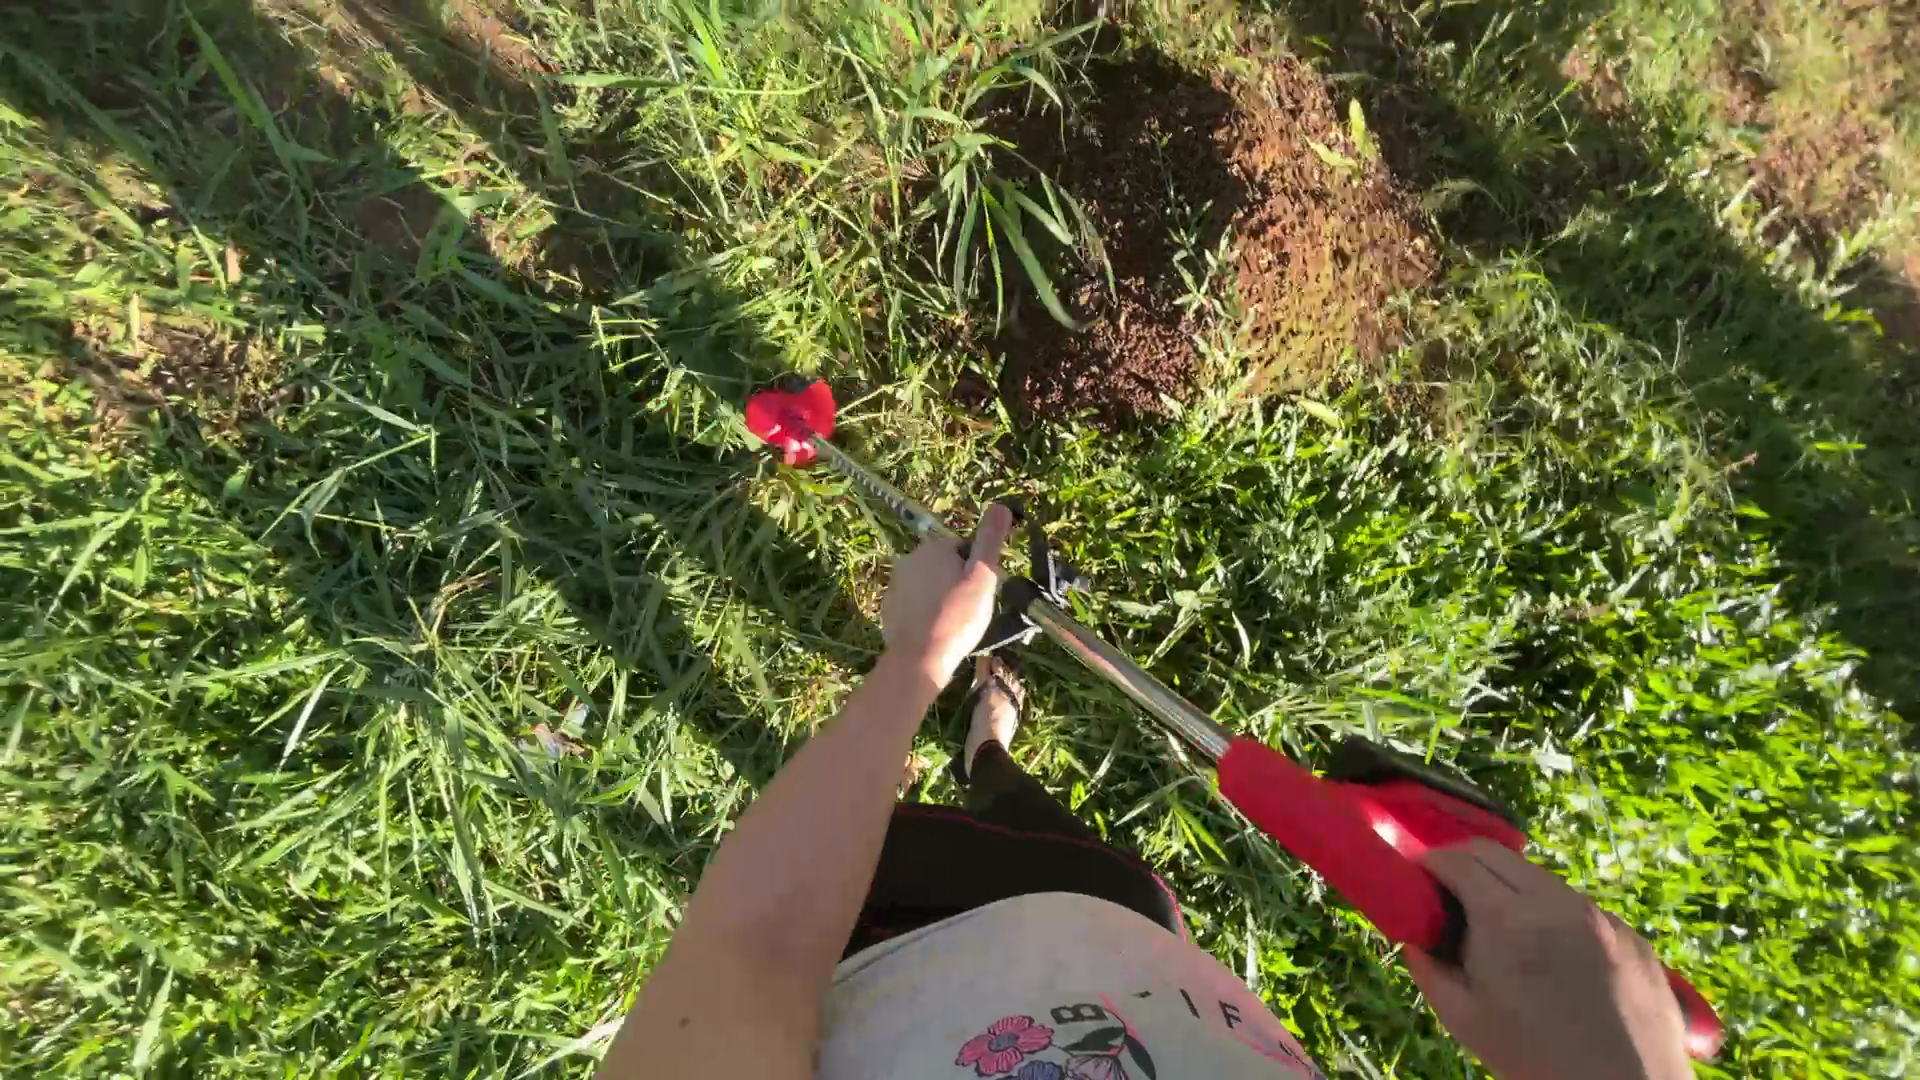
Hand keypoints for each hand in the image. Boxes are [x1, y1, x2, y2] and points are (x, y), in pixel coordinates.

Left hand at [879, 503, 1014, 684]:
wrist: (920, 657)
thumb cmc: (957, 616)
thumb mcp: (983, 576)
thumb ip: (990, 540)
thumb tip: (1000, 506)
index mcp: (933, 547)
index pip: (965, 549)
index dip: (977, 570)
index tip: (981, 592)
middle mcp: (910, 558)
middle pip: (945, 565)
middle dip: (958, 582)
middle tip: (970, 608)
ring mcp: (896, 583)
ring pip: (929, 584)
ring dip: (942, 596)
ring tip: (954, 623)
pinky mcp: (889, 607)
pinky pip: (914, 603)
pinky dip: (925, 612)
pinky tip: (935, 630)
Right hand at [1404, 839, 1690, 1079]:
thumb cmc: (1534, 1060)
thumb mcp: (1460, 1016)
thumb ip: (1425, 965)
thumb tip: (1413, 935)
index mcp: (1508, 920)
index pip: (1456, 860)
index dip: (1429, 863)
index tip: (1419, 878)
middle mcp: (1557, 904)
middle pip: (1494, 852)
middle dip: (1461, 861)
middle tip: (1449, 889)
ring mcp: (1601, 918)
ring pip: (1536, 875)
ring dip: (1508, 885)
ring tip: (1502, 923)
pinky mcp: (1633, 936)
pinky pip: (1576, 904)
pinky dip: (1550, 911)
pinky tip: (1550, 948)